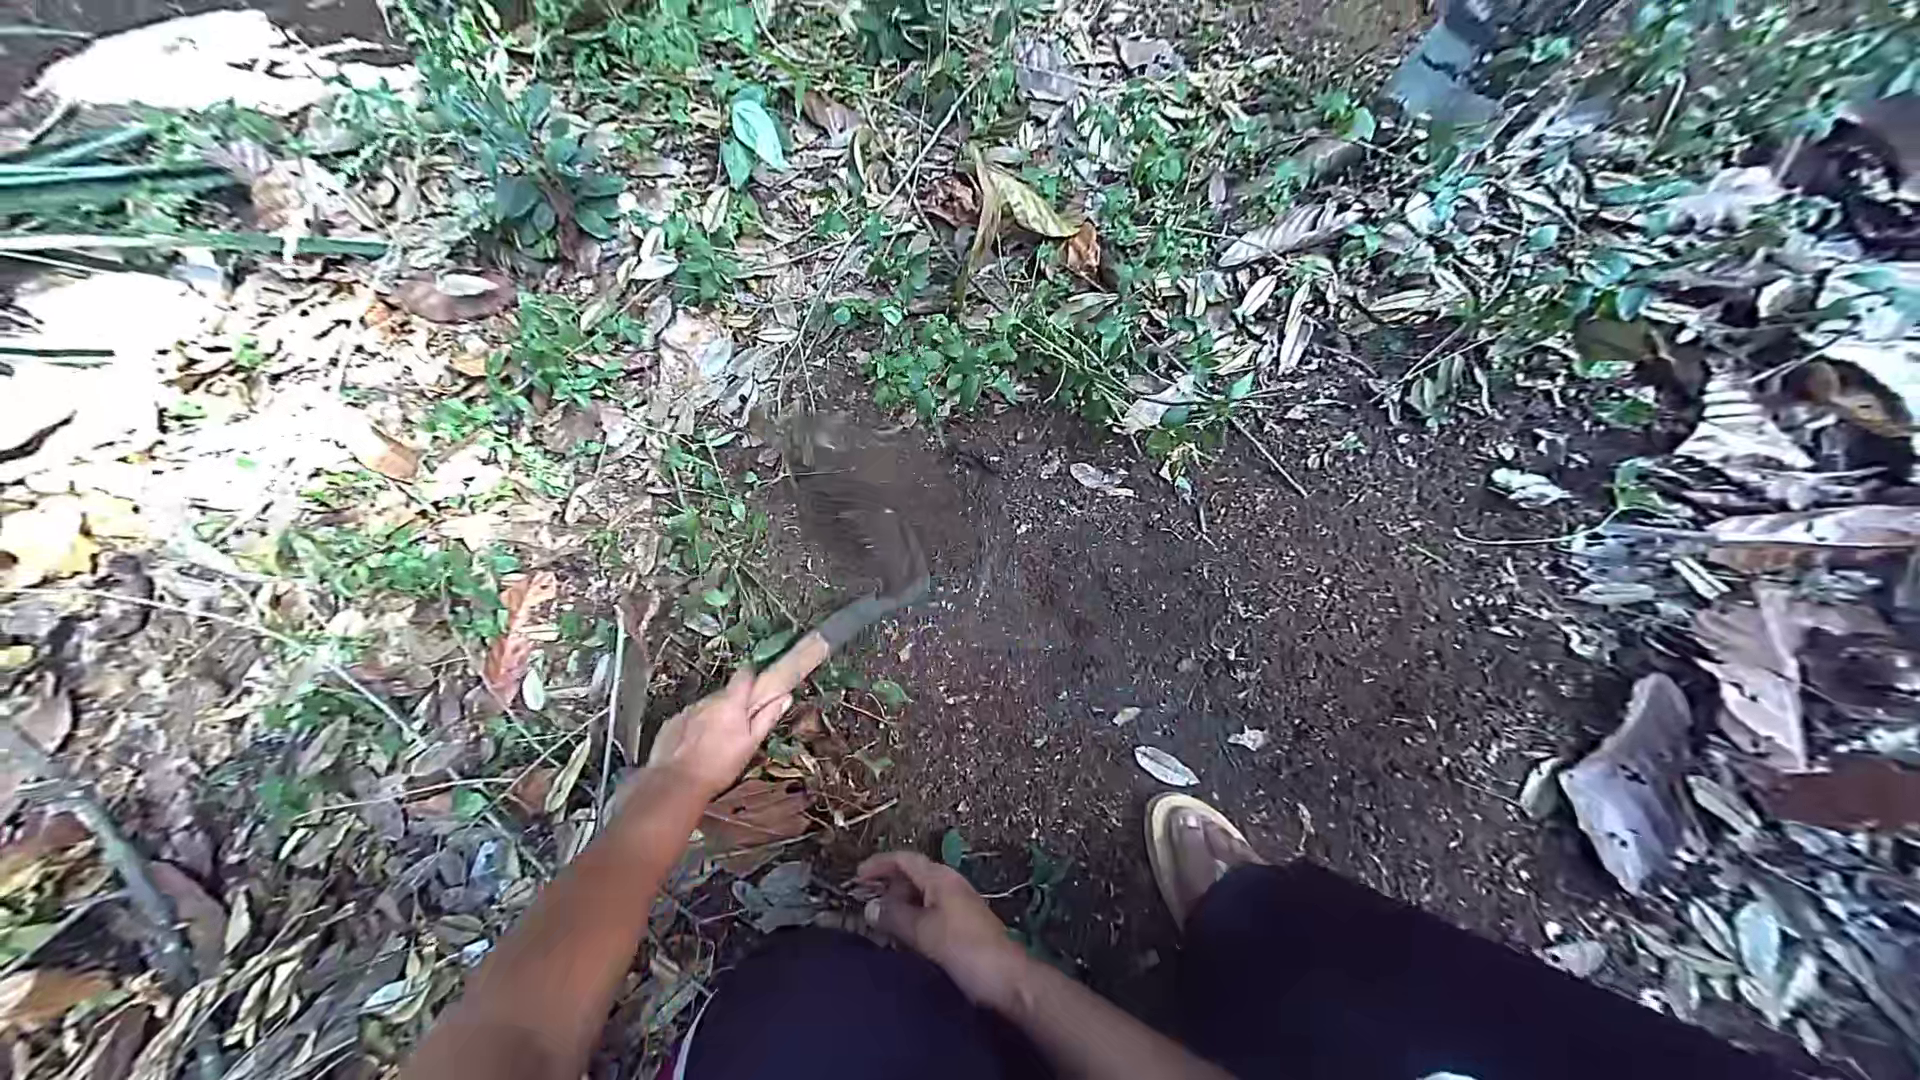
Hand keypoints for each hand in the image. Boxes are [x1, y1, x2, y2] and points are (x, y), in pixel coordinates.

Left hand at [646, 668, 790, 799]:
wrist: (676, 785)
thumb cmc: (720, 766)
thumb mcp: (751, 744)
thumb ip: (767, 717)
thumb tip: (786, 697)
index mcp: (731, 702)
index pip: (744, 674)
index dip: (751, 678)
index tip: (756, 690)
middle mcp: (707, 701)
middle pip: (724, 694)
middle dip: (731, 705)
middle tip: (737, 727)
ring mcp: (686, 711)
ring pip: (705, 707)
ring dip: (712, 717)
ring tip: (714, 742)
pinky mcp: (669, 724)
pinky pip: (688, 719)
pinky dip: (693, 727)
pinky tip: (694, 747)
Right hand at [858, 851, 1033, 1009]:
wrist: (1006, 977)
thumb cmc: (964, 948)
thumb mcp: (924, 932)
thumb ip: (895, 916)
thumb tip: (870, 906)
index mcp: (940, 877)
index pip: (904, 859)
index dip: (879, 864)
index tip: (856, 876)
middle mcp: (949, 882)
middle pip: (912, 873)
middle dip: (887, 884)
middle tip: (863, 901)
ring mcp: (957, 901)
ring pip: (920, 893)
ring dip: (898, 902)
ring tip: (878, 920)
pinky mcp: (961, 921)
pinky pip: (928, 909)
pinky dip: (911, 915)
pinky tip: (901, 934)